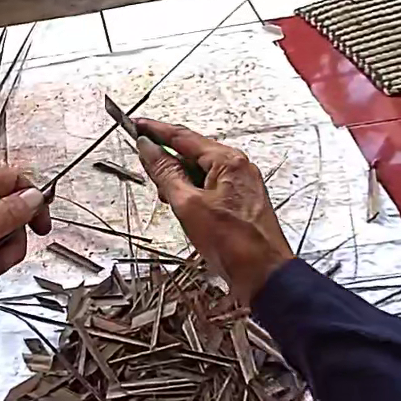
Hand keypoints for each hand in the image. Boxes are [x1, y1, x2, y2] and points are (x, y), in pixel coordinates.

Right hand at [133, 119, 292, 304]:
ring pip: (199, 172)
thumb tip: (148, 148)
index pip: (183, 136)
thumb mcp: (187, 204)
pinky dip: (191, 192)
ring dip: (178, 181)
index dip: (155, 130)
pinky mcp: (240, 200)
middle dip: (166, 162)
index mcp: (228, 161)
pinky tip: (182, 208)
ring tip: (167, 199)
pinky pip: (209, 186)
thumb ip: (165, 172)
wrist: (263, 275)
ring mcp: (240, 184)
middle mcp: (238, 167)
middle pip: (192, 153)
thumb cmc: (234, 243)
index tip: (136, 125)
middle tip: (145, 168)